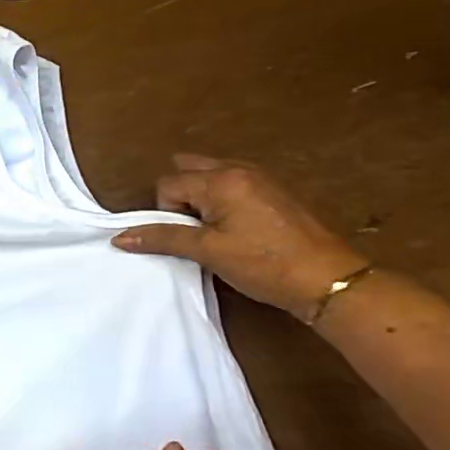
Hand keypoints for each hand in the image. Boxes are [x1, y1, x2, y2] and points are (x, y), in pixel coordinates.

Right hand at [112, 155, 365, 321]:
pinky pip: (232, 182)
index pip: (168, 184)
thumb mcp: (210, 253)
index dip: (167, 213)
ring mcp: (259, 176)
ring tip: (215, 232)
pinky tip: (236, 229)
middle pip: (187, 169)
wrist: (328, 280)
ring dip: (202, 197)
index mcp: (220, 179)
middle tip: (196, 232)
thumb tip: (121, 238)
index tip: (187, 240)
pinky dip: (222, 199)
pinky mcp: (273, 189)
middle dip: (182, 197)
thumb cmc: (265, 266)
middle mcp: (237, 168)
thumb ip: (165, 238)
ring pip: (211, 174)